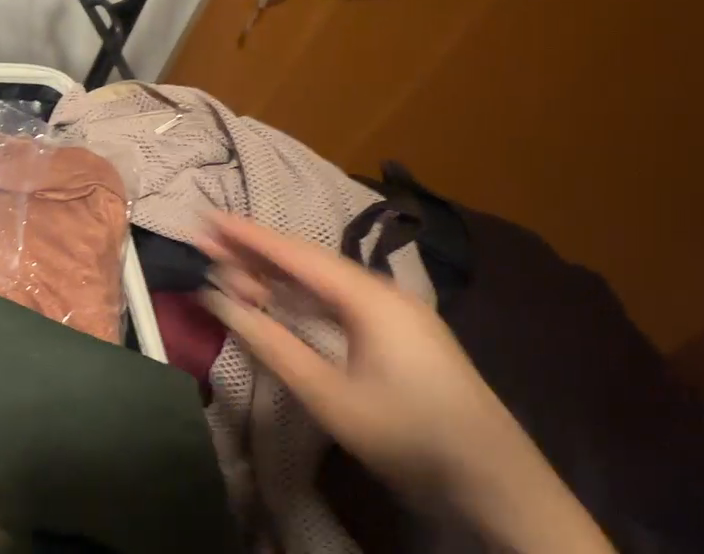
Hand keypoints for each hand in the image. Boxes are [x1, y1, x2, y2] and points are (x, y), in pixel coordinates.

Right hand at [195, 211, 613, 553]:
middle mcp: (383, 293)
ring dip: (273, 272)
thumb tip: (216, 298)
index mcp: (370, 298)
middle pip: (306, 260)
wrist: (501, 487)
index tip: (203, 217)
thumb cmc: (409, 436)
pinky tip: (272, 295)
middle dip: (253, 248)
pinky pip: (336, 298)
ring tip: (225, 263)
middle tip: (203, 239)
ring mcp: (395, 313)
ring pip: (321, 279)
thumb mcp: (327, 394)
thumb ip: (268, 342)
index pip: (294, 254)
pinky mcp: (398, 335)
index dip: (245, 234)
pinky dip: (297, 293)